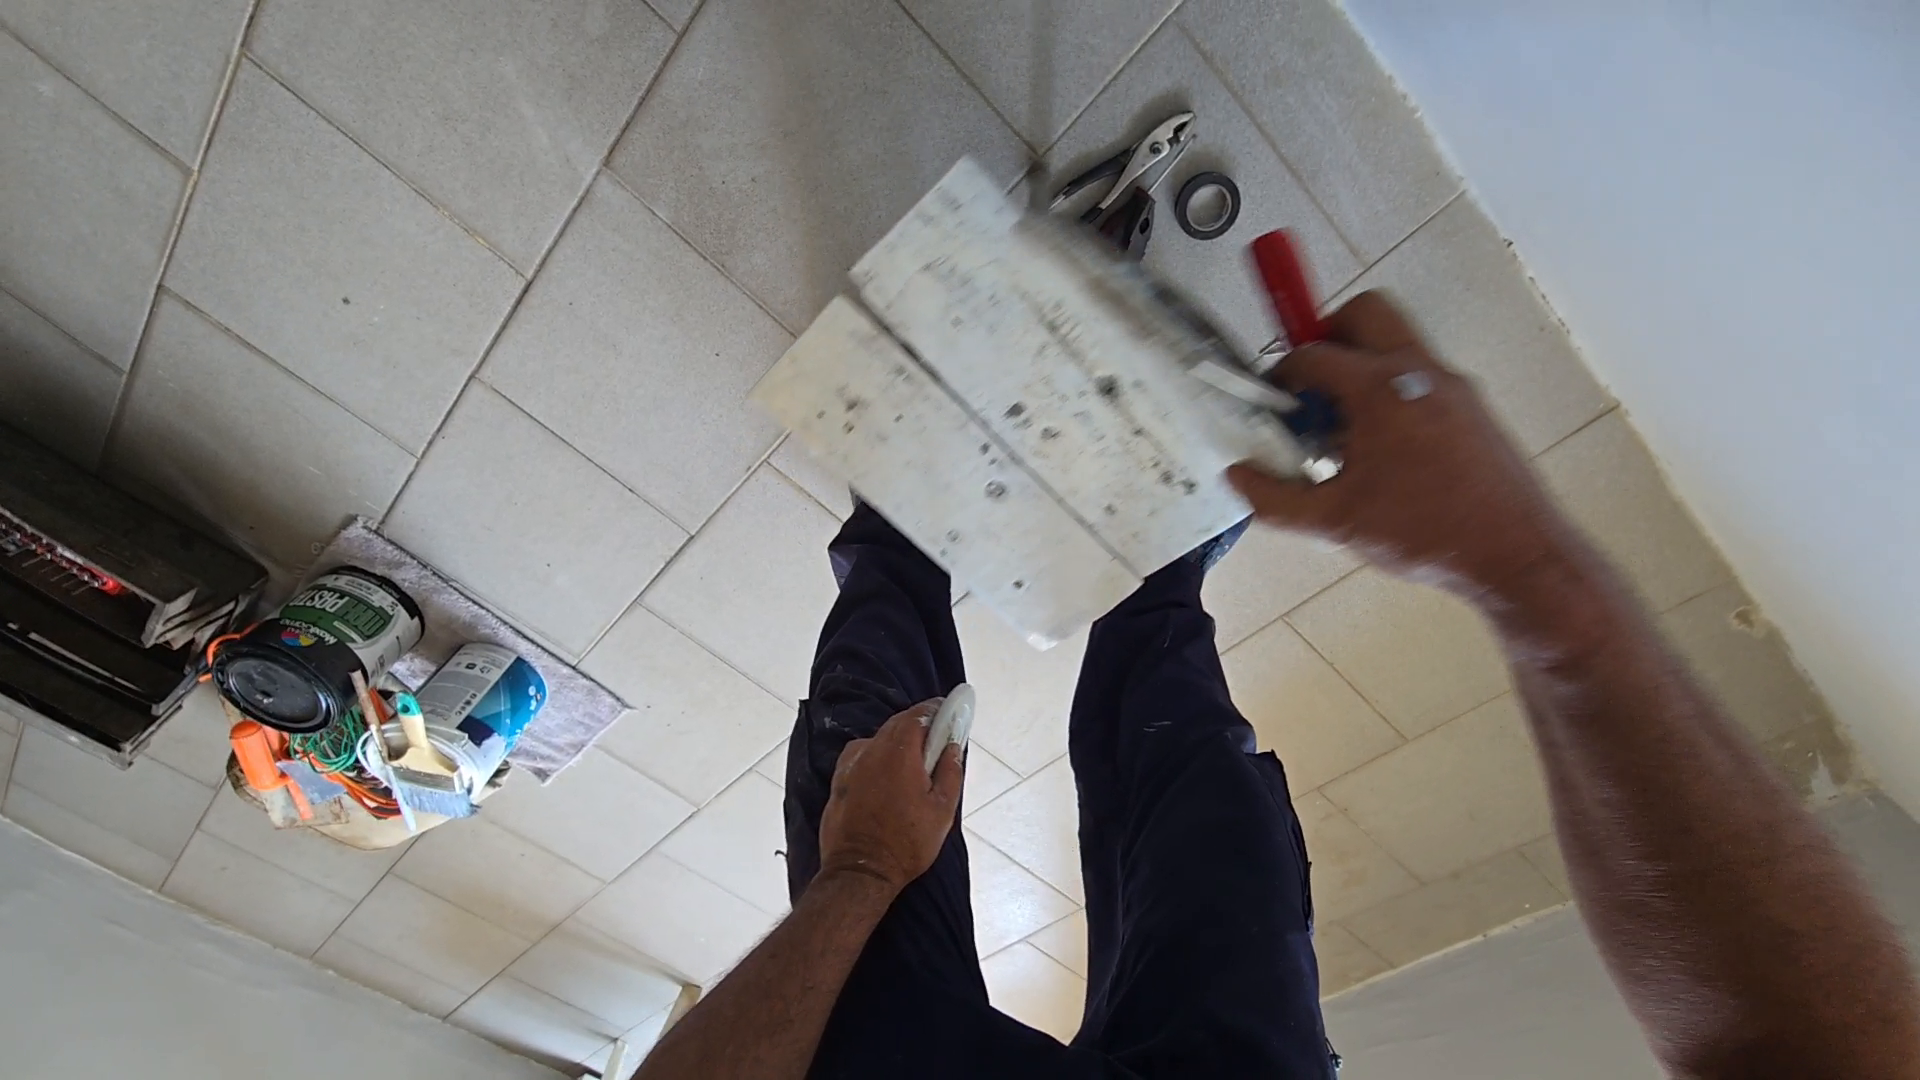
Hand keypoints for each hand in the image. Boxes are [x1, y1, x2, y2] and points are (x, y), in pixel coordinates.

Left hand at [817, 701, 963, 894]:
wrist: (861, 873)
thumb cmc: (905, 844)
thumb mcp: (942, 811)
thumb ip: (950, 772)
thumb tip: (953, 747)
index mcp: (899, 753)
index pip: (917, 714)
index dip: (934, 709)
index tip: (947, 710)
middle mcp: (872, 751)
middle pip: (897, 724)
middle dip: (918, 725)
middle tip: (936, 738)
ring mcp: (851, 765)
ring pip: (878, 739)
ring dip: (897, 742)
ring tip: (913, 763)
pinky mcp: (839, 780)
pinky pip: (862, 756)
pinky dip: (876, 756)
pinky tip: (885, 775)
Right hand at [1227, 292, 1576, 600]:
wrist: (1516, 556)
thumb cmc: (1425, 533)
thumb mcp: (1333, 522)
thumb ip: (1273, 498)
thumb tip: (1237, 475)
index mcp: (1381, 392)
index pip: (1315, 354)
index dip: (1282, 373)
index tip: (1271, 399)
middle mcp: (1420, 374)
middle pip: (1365, 313)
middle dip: (1327, 334)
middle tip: (1308, 382)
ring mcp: (1452, 386)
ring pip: (1396, 342)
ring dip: (1358, 366)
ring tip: (1339, 426)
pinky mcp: (1471, 407)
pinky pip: (1417, 376)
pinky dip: (1387, 391)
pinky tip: (1377, 449)